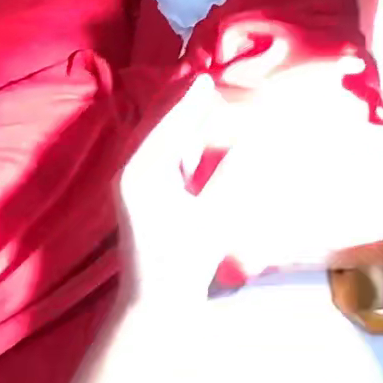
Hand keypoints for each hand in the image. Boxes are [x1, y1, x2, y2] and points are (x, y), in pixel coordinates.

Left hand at [116, 76, 228, 309]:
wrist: (156, 303)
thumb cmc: (182, 263)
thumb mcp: (212, 215)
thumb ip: (230, 174)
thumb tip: (249, 137)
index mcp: (141, 173)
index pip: (169, 128)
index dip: (189, 103)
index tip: (206, 79)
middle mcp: (132, 173)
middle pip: (162, 130)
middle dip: (186, 110)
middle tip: (209, 87)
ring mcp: (136, 185)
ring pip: (164, 145)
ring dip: (186, 128)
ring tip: (208, 106)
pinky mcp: (145, 197)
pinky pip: (166, 162)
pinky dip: (185, 149)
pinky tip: (202, 142)